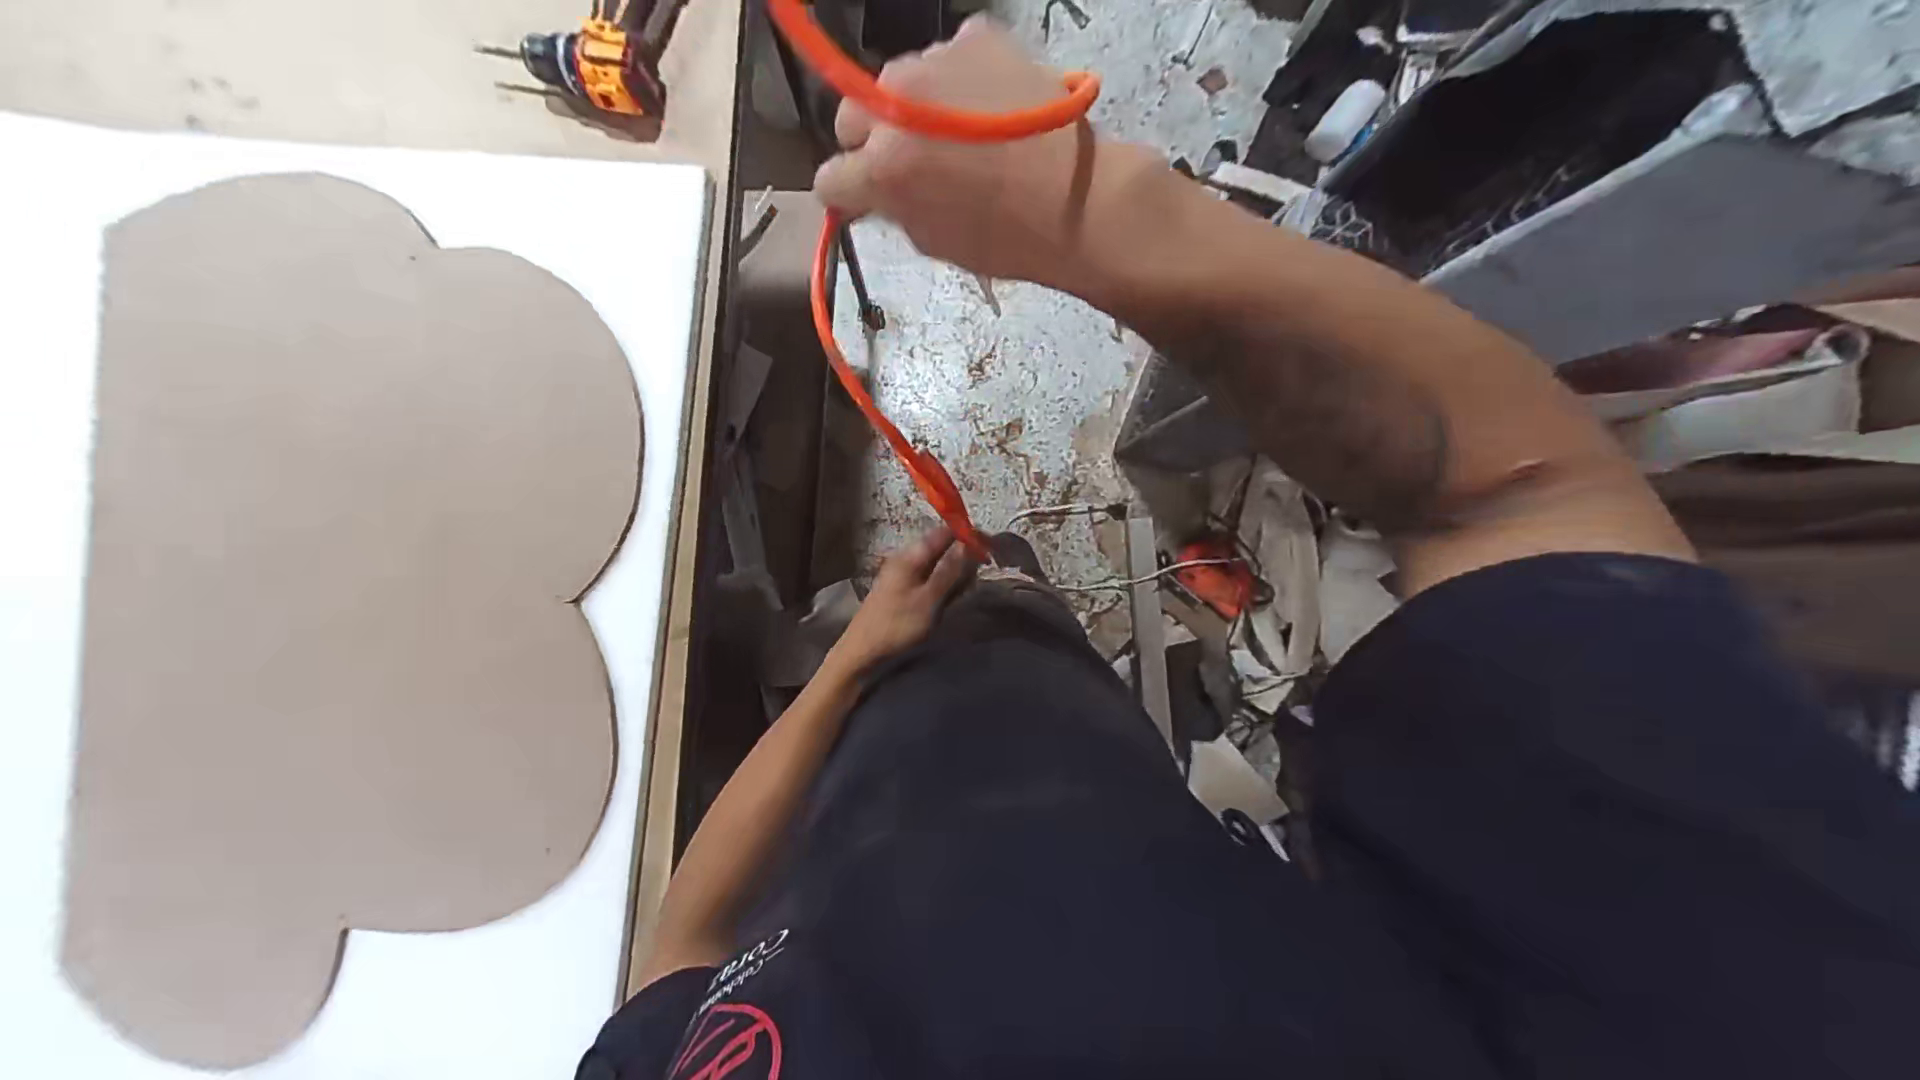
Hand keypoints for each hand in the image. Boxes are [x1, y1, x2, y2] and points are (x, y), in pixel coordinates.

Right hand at [812, 16, 1157, 287]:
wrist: (1079, 198)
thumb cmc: (1006, 239)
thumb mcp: (934, 241)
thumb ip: (893, 210)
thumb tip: (877, 193)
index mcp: (882, 167)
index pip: (830, 178)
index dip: (846, 195)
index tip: (862, 201)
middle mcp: (895, 103)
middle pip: (849, 115)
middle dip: (868, 142)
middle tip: (904, 163)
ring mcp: (935, 60)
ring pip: (895, 83)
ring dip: (910, 108)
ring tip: (954, 133)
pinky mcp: (976, 36)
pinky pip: (944, 60)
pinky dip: (954, 83)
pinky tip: (985, 108)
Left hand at [827, 527, 974, 673]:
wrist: (863, 653)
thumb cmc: (897, 625)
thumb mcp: (929, 599)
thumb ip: (950, 571)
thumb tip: (968, 543)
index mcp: (910, 556)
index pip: (943, 533)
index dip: (966, 535)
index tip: (988, 548)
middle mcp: (906, 560)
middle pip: (941, 549)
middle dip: (962, 560)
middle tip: (974, 580)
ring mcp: (903, 575)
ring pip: (937, 566)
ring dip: (953, 576)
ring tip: (961, 594)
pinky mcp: (903, 591)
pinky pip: (929, 581)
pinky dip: (942, 588)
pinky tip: (947, 603)